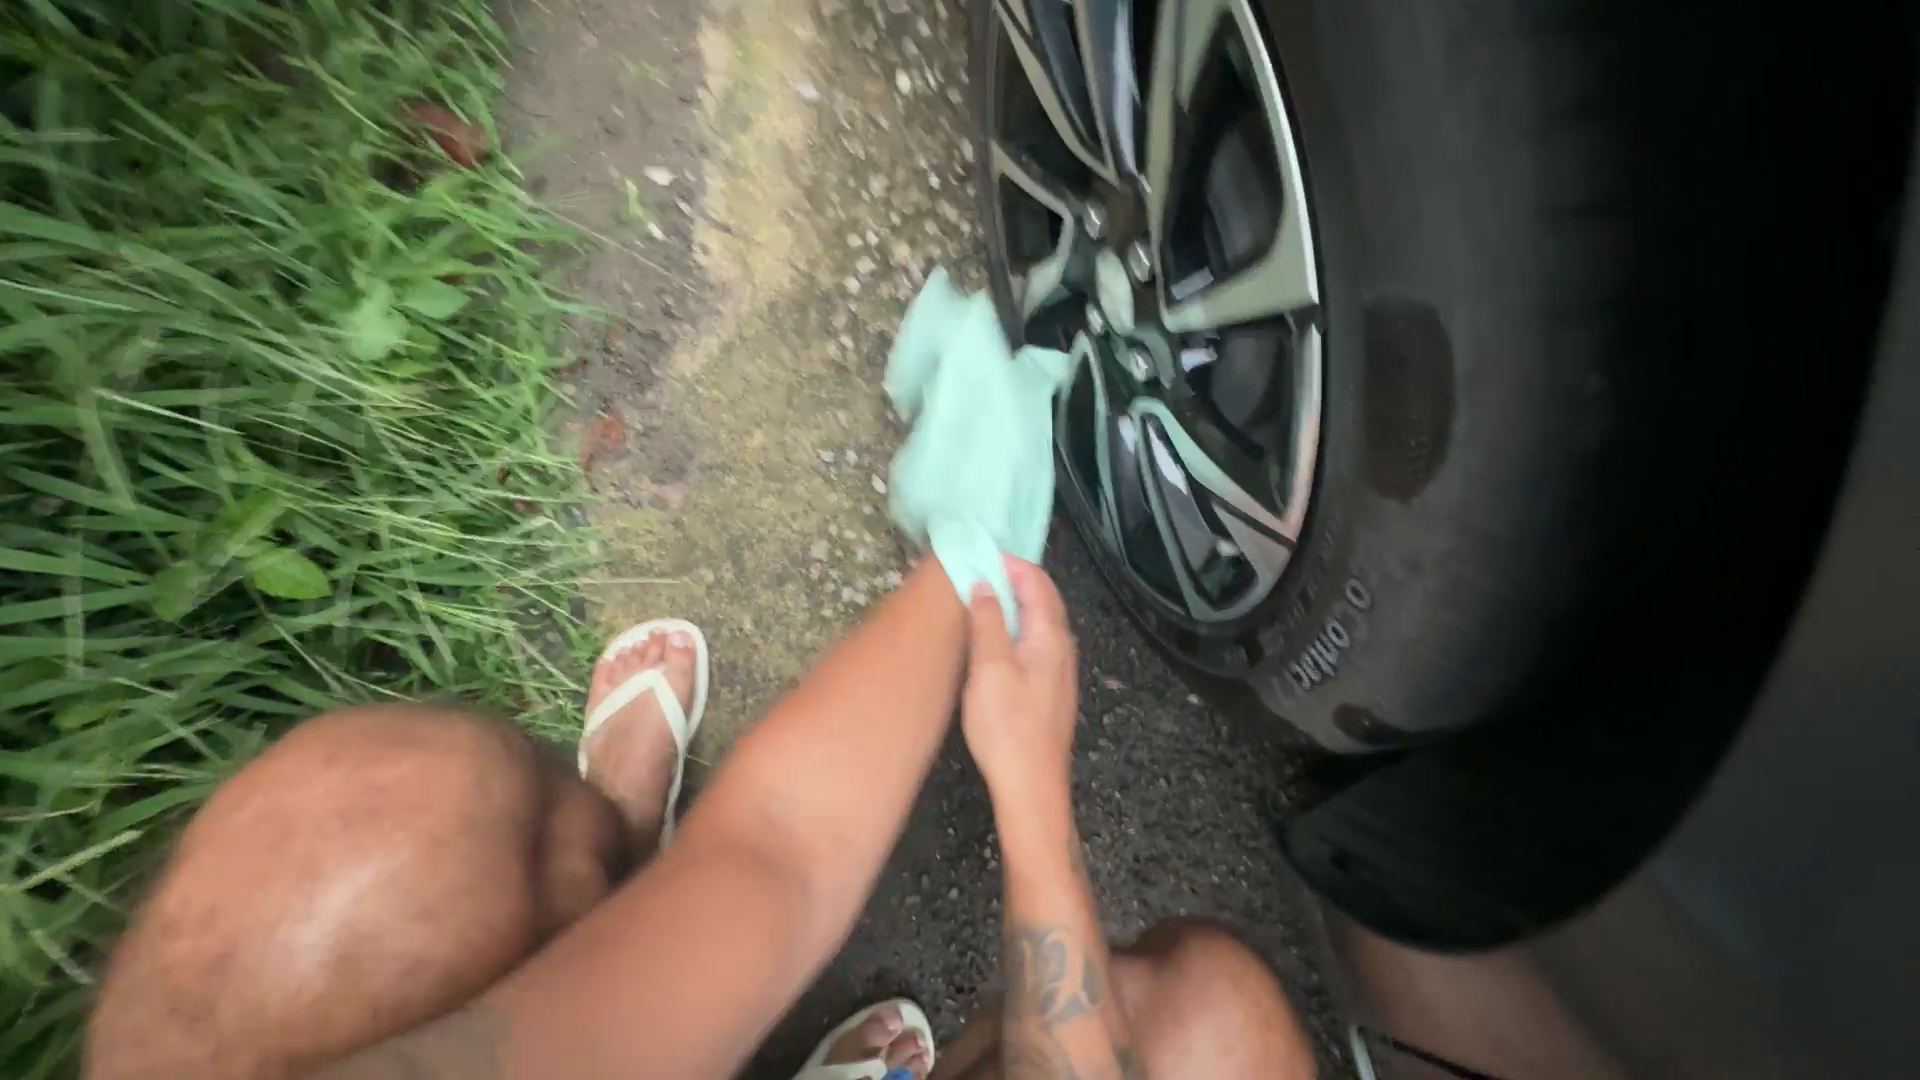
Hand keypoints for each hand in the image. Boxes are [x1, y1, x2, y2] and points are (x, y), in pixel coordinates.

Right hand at [960, 557, 1078, 798]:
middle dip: (1012, 579)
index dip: (1010, 563)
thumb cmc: (1007, 724)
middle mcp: (1062, 647)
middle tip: (976, 571)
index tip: (978, 554)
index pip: (1037, 581)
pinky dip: (1014, 628)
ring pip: (1039, 622)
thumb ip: (987, 621)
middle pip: (1042, 599)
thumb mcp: (989, 667)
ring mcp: (1059, 670)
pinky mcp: (1049, 689)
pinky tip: (992, 640)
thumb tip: (984, 582)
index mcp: (1050, 635)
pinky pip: (1034, 643)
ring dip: (1012, 604)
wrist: (1031, 785)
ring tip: (979, 599)